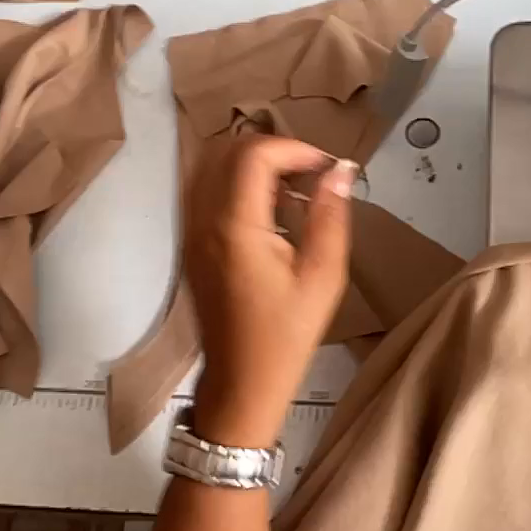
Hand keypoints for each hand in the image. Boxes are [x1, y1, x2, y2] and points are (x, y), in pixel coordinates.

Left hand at [184, 134, 354, 448]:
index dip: (295, 148)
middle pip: (227, 150)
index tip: (326, 169)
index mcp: (235, 228)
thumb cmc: (286, 335)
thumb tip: (341, 171)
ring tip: (292, 189)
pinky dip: (236, 182)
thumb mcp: (323, 277)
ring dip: (253, 163)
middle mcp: (203, 221)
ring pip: (211, 165)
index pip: (254, 155)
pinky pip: (205, 190)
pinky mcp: (190, 244)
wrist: (242, 381)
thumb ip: (331, 216)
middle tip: (312, 174)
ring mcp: (190, 232)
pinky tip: (269, 210)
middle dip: (274, 150)